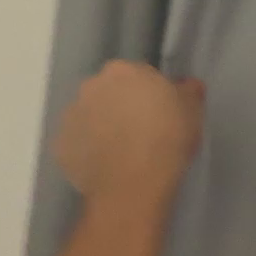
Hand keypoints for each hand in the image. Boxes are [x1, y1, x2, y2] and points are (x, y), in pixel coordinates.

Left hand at [53, 62, 205, 218]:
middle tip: (144, 129)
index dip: (151, 92)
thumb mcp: (194, 109)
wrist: (132, 185)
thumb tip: (185, 84)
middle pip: (110, 91)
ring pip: (91, 116)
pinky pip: (79, 143)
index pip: (138, 74)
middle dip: (123, 105)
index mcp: (123, 71)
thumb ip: (188, 90)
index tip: (162, 111)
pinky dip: (91, 150)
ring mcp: (71, 117)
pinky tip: (110, 165)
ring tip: (126, 151)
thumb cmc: (167, 138)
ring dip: (104, 126)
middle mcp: (91, 87)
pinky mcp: (61, 146)